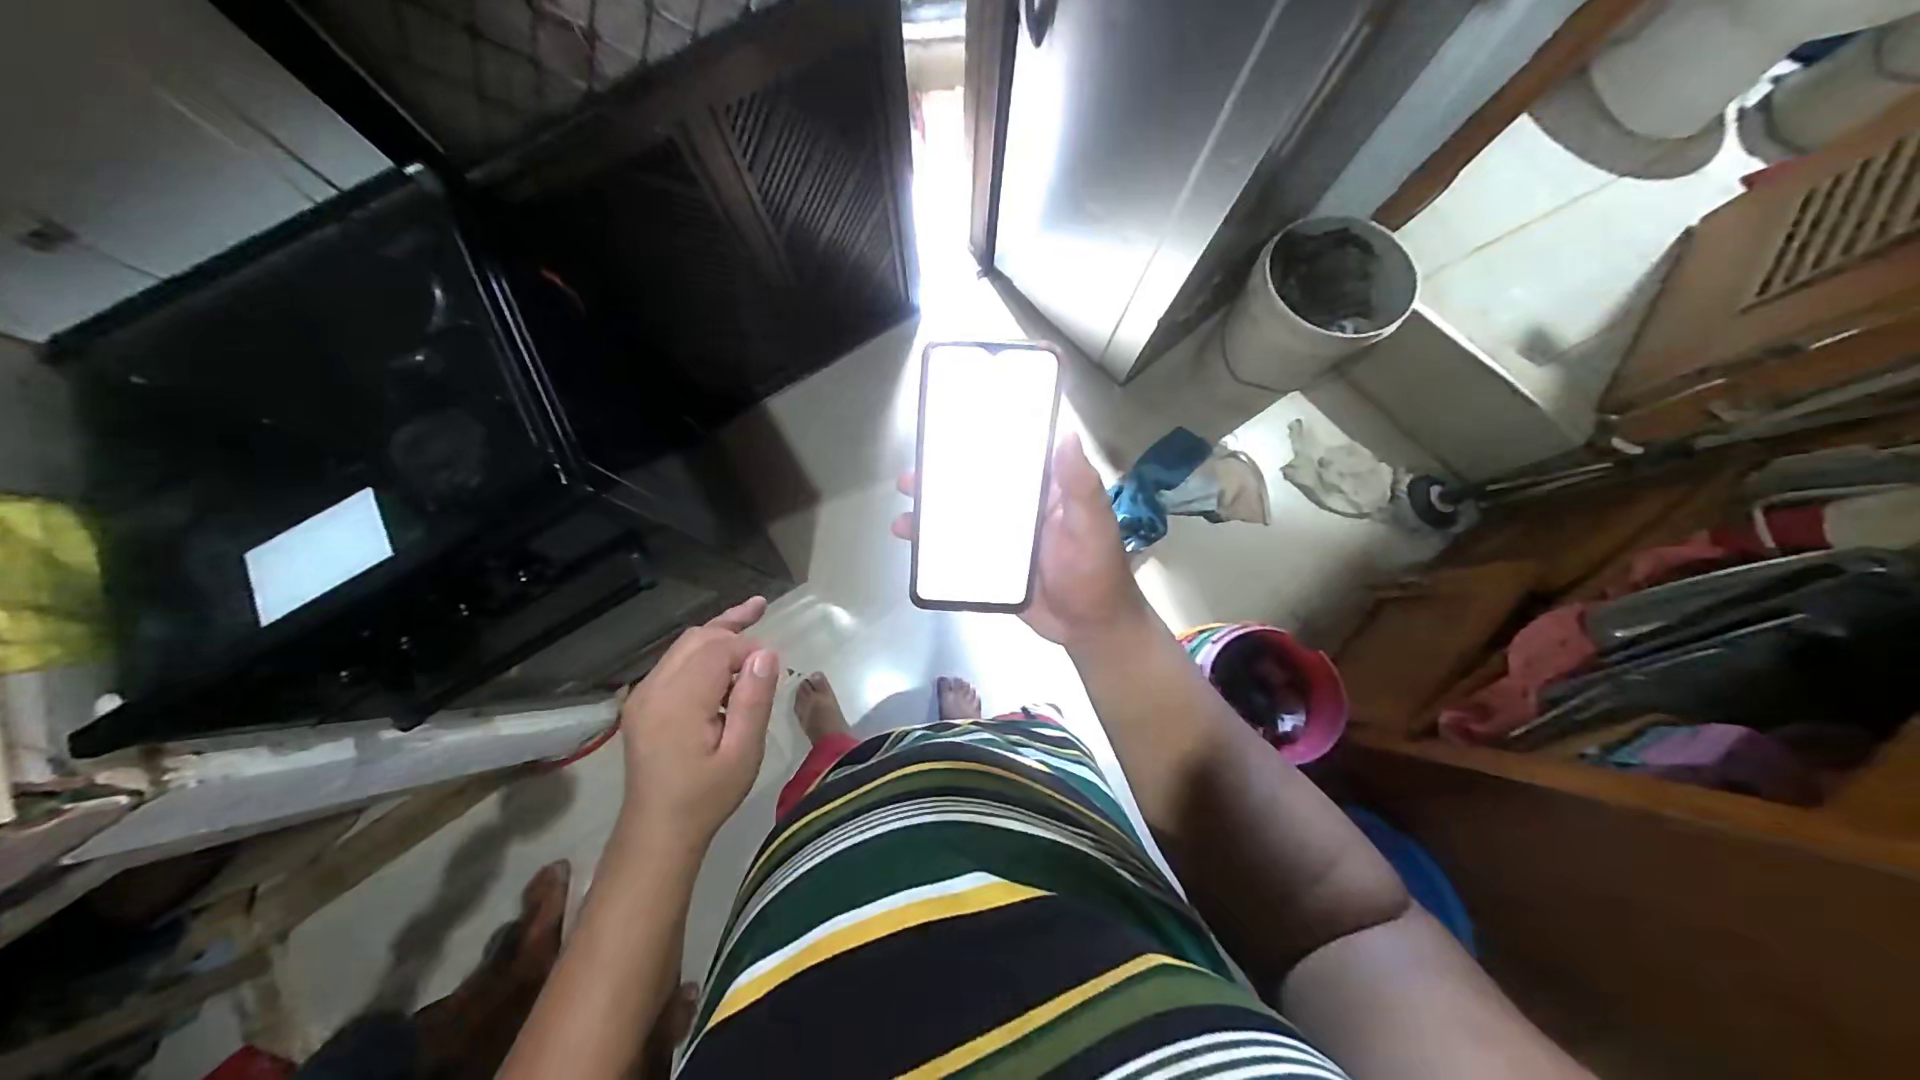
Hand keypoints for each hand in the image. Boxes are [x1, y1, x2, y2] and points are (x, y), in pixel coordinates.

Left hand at [617, 596, 778, 845]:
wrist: (657, 832)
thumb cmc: (706, 796)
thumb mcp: (742, 753)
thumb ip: (753, 699)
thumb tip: (766, 654)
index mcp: (678, 701)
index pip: (718, 650)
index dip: (749, 648)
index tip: (775, 665)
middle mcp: (654, 689)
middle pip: (697, 638)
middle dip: (732, 626)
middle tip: (764, 608)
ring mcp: (643, 695)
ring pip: (683, 647)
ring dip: (716, 635)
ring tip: (750, 616)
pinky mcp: (642, 704)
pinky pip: (674, 663)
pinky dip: (701, 653)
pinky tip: (724, 659)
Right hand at [892, 431, 1151, 648]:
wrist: (1090, 626)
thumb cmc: (1096, 570)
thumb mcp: (1091, 524)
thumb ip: (1079, 485)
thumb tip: (1067, 434)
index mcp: (1043, 492)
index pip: (1008, 460)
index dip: (979, 445)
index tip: (947, 433)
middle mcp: (1018, 512)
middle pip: (973, 489)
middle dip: (940, 482)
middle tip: (910, 478)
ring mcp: (1001, 541)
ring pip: (959, 521)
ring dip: (930, 515)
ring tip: (903, 515)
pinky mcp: (990, 569)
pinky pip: (958, 554)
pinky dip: (934, 550)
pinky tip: (912, 546)